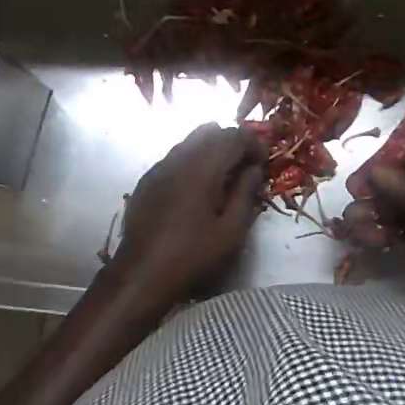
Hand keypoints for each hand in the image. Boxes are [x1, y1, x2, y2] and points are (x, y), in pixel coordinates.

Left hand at [97, 124, 265, 315]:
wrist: (141, 273)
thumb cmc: (192, 255)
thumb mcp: (231, 231)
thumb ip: (246, 194)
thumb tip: (254, 170)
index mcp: (202, 168)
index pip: (233, 135)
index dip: (253, 144)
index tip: (263, 163)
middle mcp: (178, 158)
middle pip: (209, 131)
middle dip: (231, 143)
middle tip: (244, 168)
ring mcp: (158, 167)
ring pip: (189, 141)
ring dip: (210, 151)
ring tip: (222, 180)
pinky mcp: (146, 180)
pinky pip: (174, 157)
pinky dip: (191, 162)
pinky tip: (195, 191)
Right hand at [346, 132, 404, 310]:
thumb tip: (374, 171)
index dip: (396, 150)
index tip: (371, 164)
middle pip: (403, 176)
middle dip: (377, 186)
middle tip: (354, 196)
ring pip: (396, 205)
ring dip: (374, 212)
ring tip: (355, 224)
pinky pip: (398, 229)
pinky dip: (381, 232)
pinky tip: (369, 240)